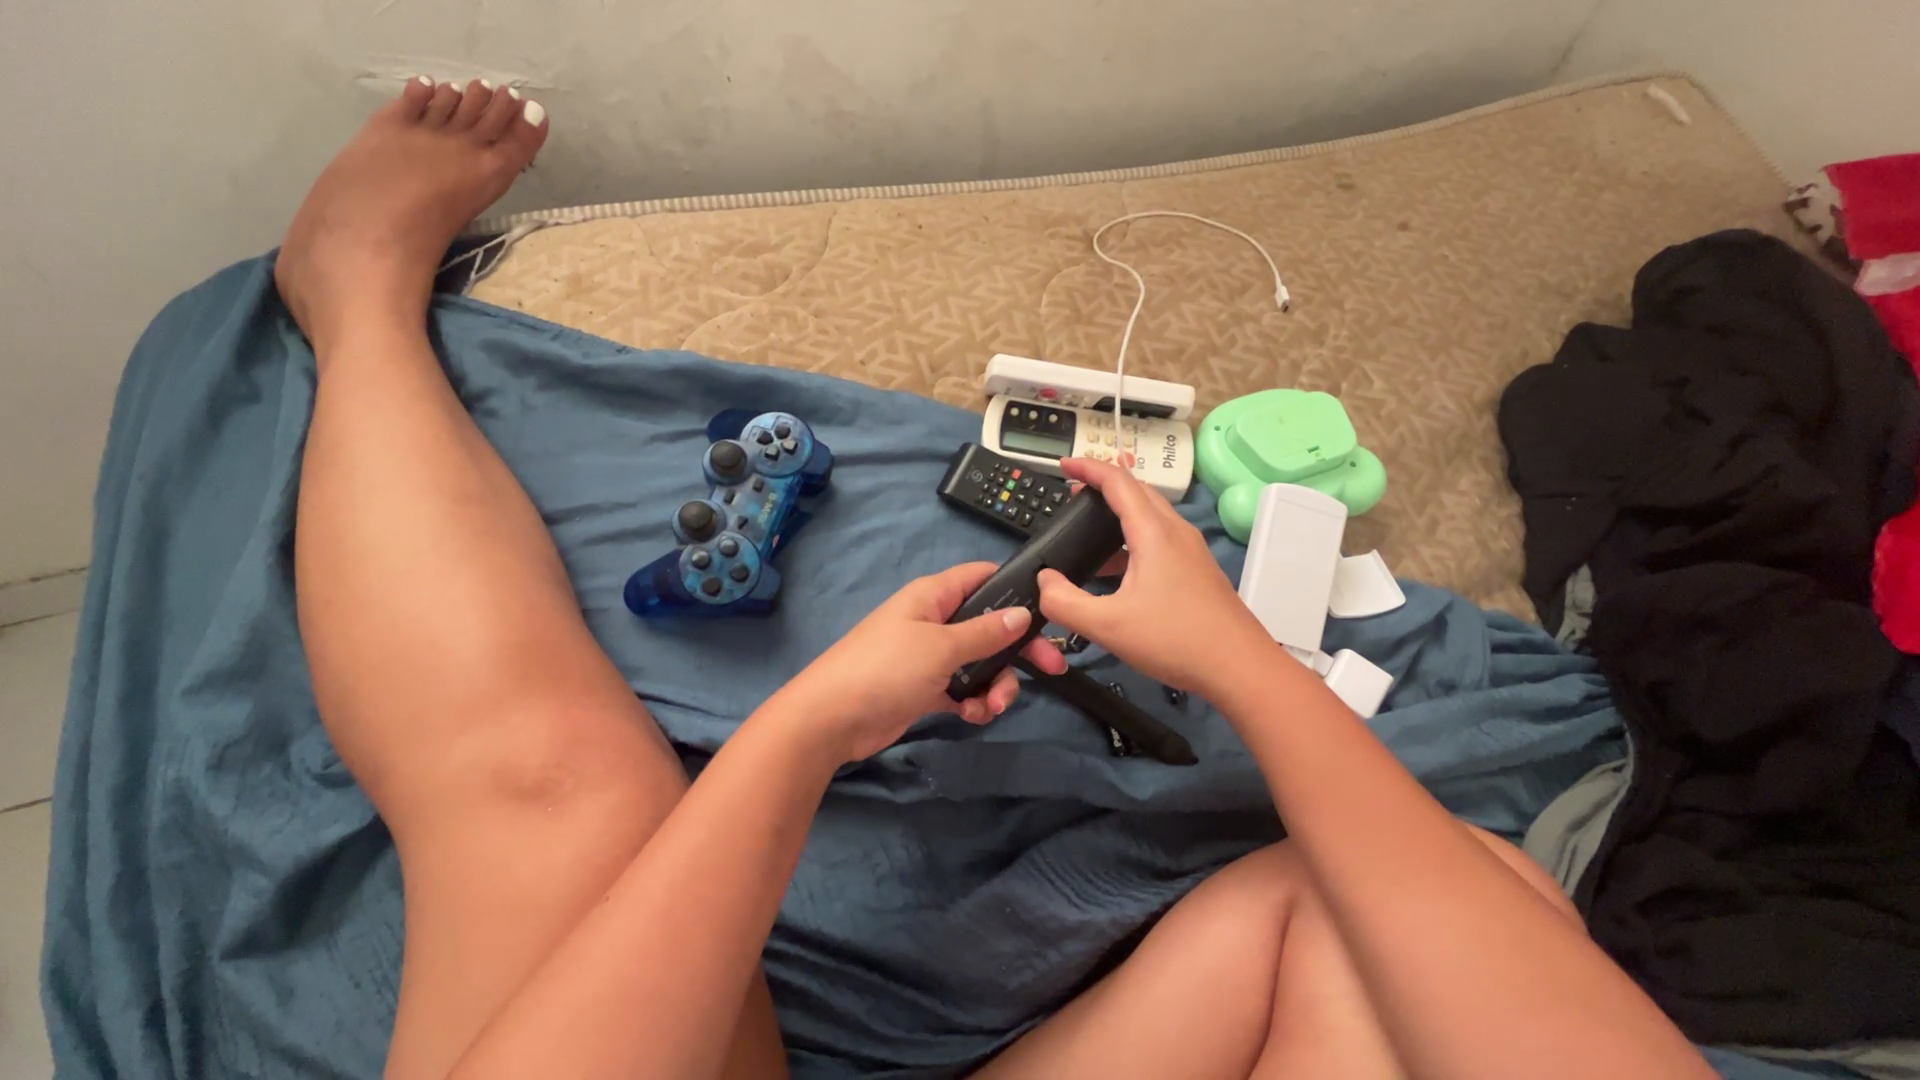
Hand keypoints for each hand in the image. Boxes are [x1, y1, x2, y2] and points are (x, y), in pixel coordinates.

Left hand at [772, 563, 1068, 762]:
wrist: (832, 720)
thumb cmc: (886, 669)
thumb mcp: (941, 647)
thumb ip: (985, 633)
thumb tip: (1023, 612)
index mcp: (934, 596)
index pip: (982, 577)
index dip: (1016, 588)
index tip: (1047, 609)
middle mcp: (934, 620)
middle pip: (990, 626)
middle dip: (1018, 649)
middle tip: (1051, 668)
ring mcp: (929, 656)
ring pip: (980, 662)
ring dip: (995, 684)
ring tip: (993, 706)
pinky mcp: (925, 688)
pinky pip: (963, 689)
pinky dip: (973, 702)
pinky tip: (971, 716)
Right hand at [1036, 458, 1272, 697]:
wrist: (1240, 667)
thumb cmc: (1175, 640)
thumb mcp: (1108, 626)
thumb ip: (1065, 602)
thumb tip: (1044, 582)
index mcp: (1154, 533)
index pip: (1118, 481)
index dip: (1088, 468)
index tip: (1064, 464)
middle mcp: (1176, 532)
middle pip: (1138, 492)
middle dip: (1104, 486)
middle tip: (1074, 497)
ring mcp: (1191, 551)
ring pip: (1151, 516)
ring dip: (1120, 514)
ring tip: (1090, 534)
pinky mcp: (1197, 571)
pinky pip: (1161, 539)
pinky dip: (1133, 540)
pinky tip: (1118, 571)